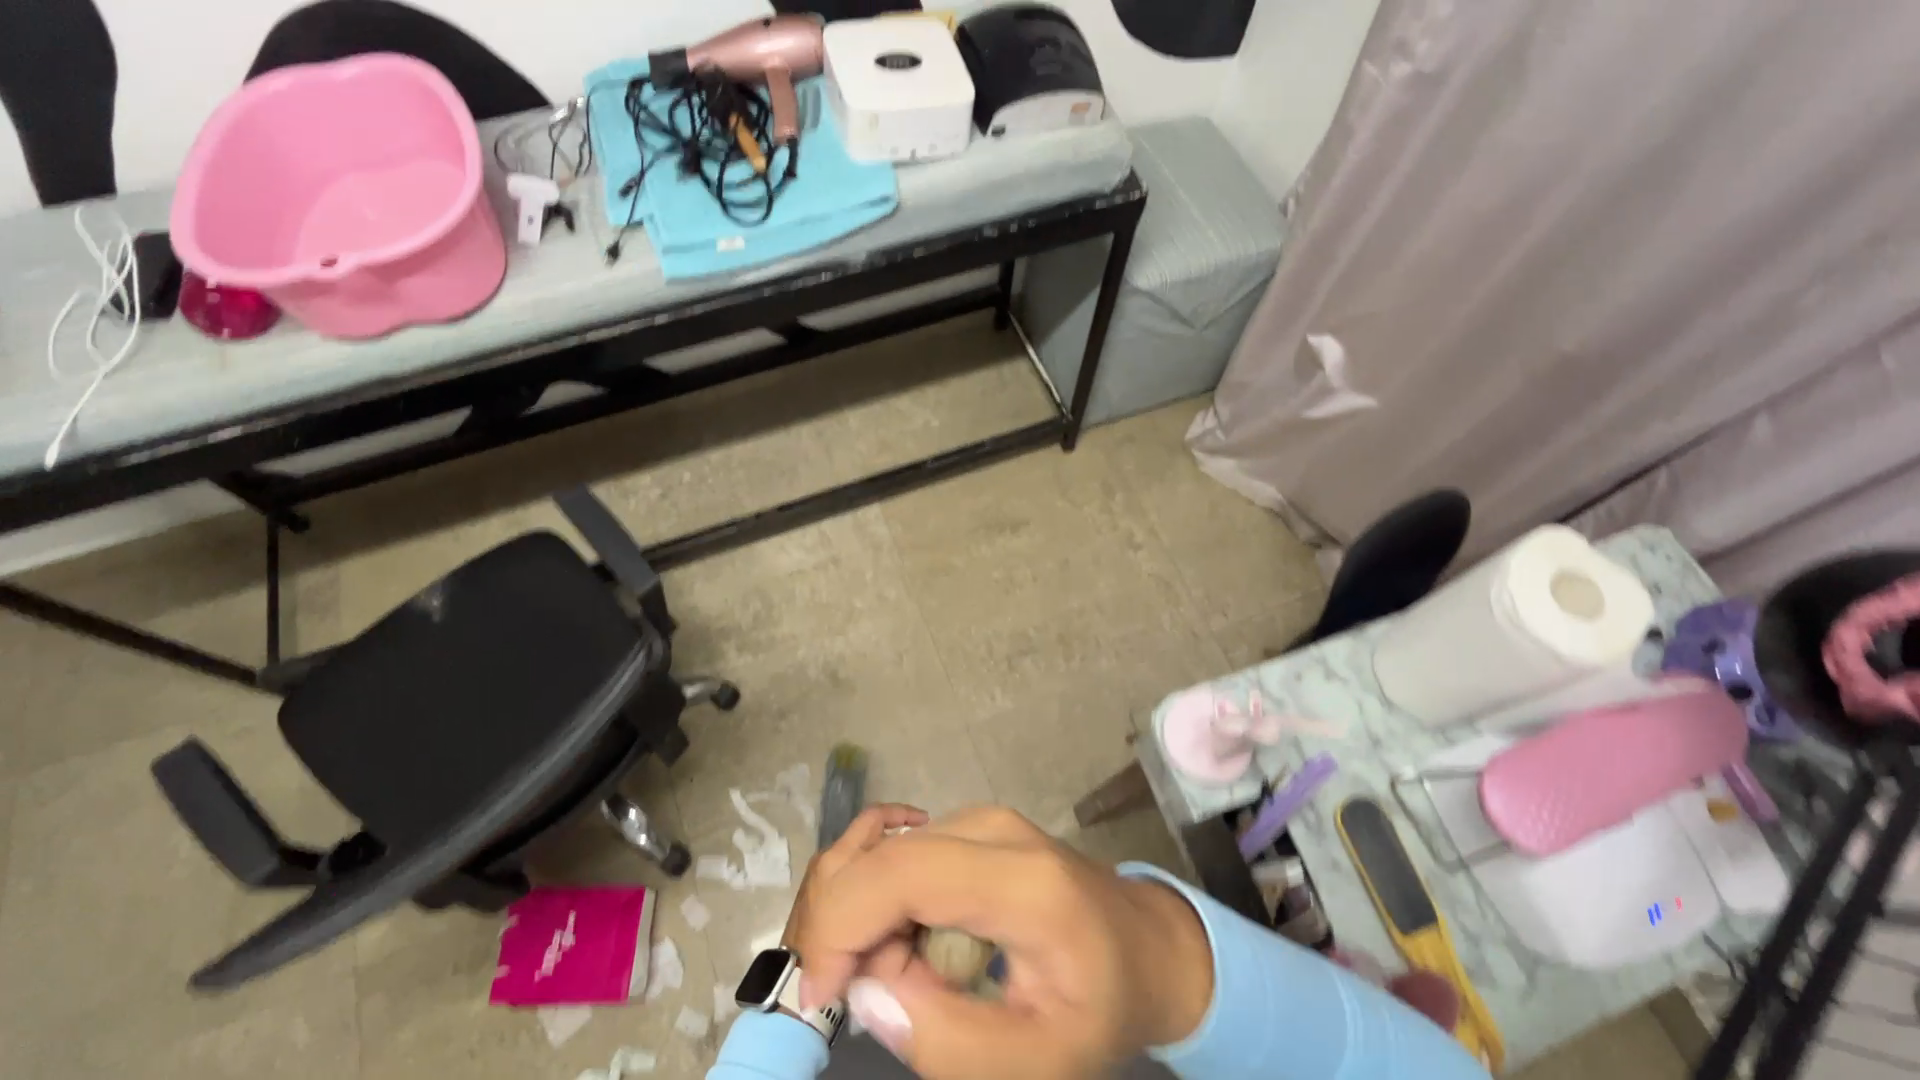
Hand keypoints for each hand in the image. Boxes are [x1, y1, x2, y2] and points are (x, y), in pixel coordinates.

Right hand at [790, 806, 1214, 1079]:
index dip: (841, 925)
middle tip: (880, 999)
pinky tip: (922, 950)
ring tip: (919, 983)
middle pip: (878, 859)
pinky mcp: (969, 826)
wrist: (1149, 948)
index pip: (901, 873)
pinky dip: (887, 910)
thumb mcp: (1043, 1059)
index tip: (823, 993)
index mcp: (1021, 880)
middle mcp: (992, 829)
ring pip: (880, 859)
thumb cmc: (1103, 1004)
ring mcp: (979, 820)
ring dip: (869, 926)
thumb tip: (867, 993)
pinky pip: (899, 861)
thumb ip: (951, 1041)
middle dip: (847, 931)